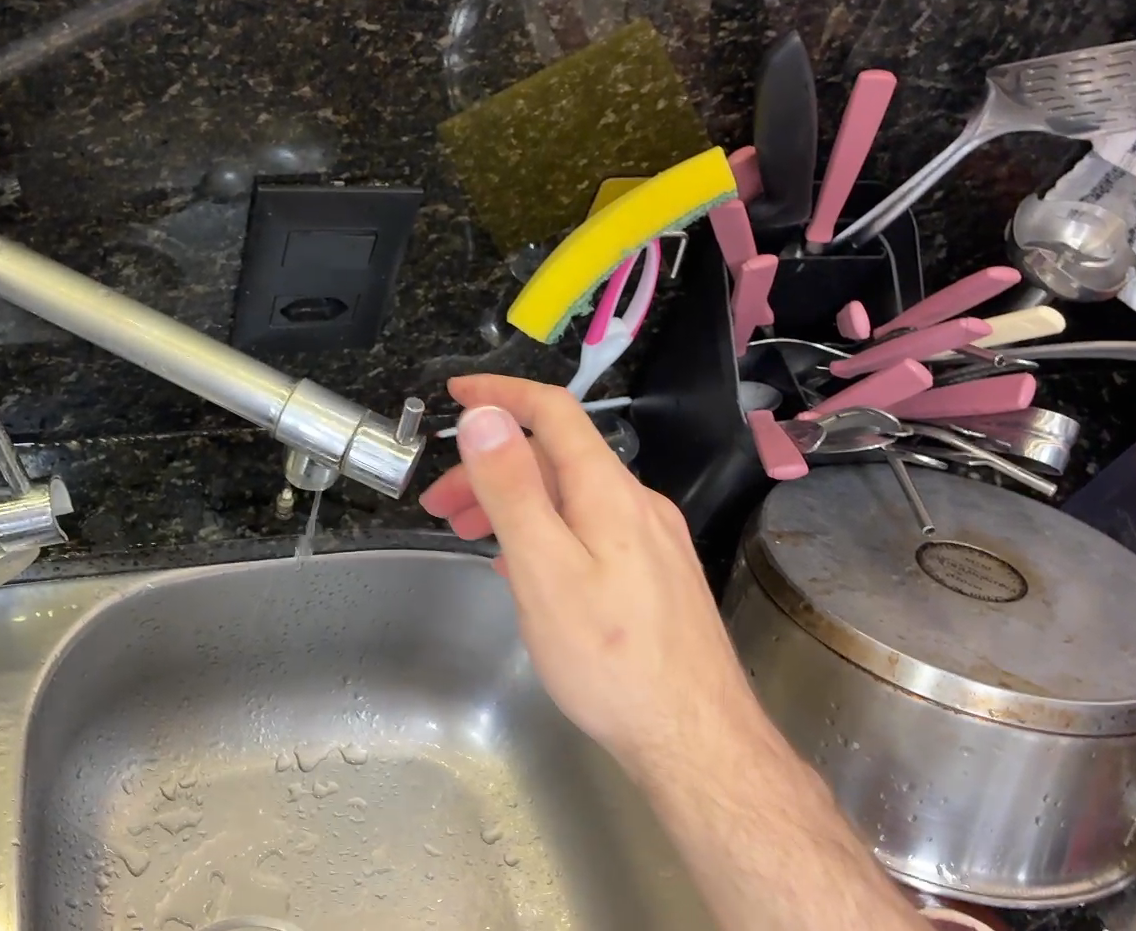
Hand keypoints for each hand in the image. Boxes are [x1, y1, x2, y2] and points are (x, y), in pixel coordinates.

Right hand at [419, 375, 764, 766]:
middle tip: (440, 504)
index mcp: (608, 492)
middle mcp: (636, 504)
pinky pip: (587, 530)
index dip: (500, 393)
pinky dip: (542, 530)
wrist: (695, 742)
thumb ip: (512, 487)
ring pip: (569, 497)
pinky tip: (522, 565)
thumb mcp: (543, 567)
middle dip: (489, 468)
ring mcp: (651, 540)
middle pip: (555, 459)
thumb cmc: (610, 660)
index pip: (552, 412)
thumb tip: (484, 417)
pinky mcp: (654, 575)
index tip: (455, 392)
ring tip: (468, 535)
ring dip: (513, 502)